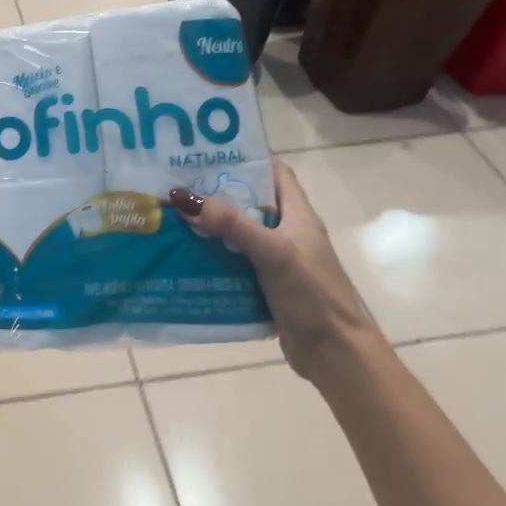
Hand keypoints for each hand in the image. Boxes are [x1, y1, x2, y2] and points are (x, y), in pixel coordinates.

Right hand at [171, 160, 377, 383]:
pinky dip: (211, 259)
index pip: (273, 173)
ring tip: (170, 215)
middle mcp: (287, 233)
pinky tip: (183, 256)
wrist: (334, 354)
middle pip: (248, 202)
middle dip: (215, 192)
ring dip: (209, 227)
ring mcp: (276, 261)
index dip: (245, 158)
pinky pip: (233, 264)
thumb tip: (184, 196)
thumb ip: (231, 224)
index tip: (206, 151)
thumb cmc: (312, 295)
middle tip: (176, 182)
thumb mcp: (273, 253)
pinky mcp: (265, 286)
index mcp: (298, 215)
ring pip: (237, 234)